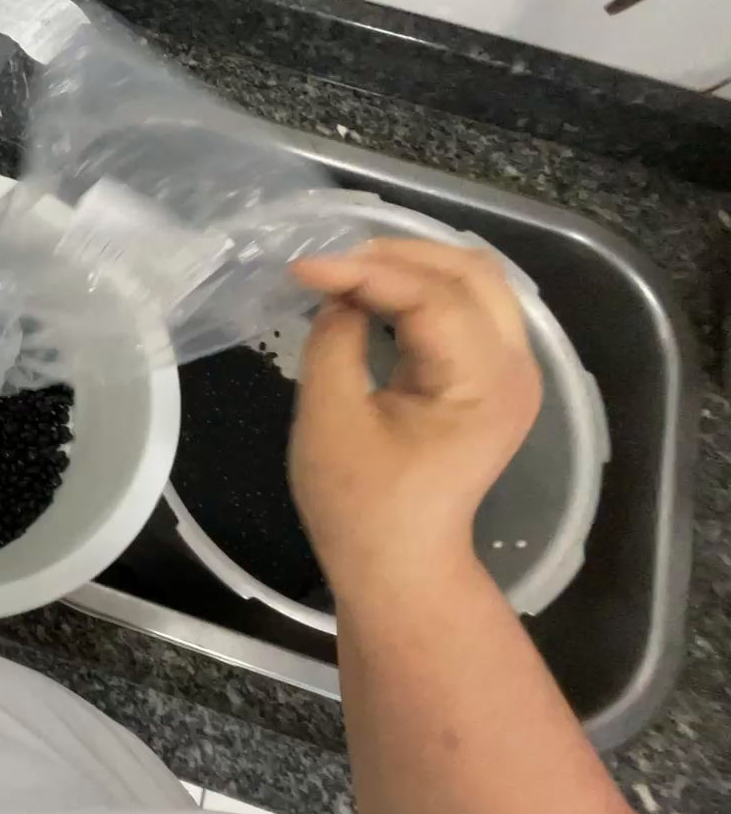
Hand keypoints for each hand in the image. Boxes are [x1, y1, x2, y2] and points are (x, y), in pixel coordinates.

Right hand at [288, 239, 541, 586]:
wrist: (394, 558)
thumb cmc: (356, 499)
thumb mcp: (328, 419)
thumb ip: (333, 346)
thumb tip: (334, 299)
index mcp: (481, 383)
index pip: (431, 297)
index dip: (363, 272)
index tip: (299, 268)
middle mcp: (515, 367)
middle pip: (473, 275)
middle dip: (397, 255)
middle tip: (327, 258)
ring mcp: (507, 373)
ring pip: (474, 286)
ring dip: (410, 267)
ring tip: (343, 269)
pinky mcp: (485, 381)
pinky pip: (462, 313)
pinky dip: (416, 292)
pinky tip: (370, 295)